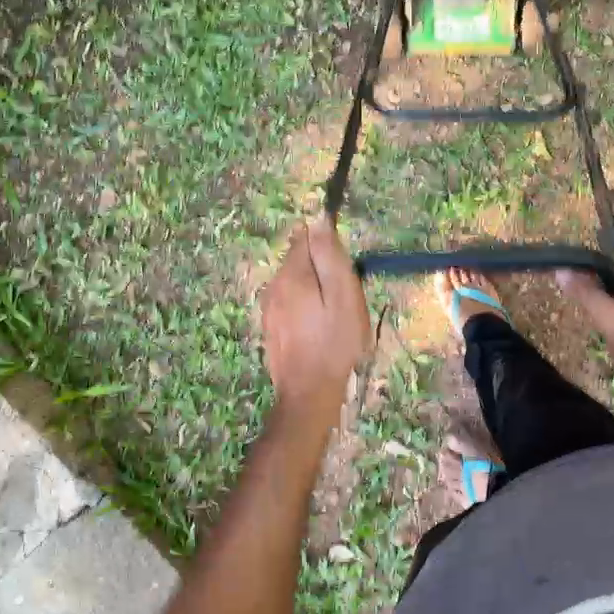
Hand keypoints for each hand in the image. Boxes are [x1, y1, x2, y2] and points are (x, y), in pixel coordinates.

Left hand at [261, 219, 370, 419]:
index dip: (328, 244)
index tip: (345, 266)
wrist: (309, 393)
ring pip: (294, 280)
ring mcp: (268, 308)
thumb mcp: (343, 295)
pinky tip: (318, 325)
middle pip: (299, 258)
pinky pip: (289, 300)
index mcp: (292, 274)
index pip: (306, 237)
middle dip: (321, 266)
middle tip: (344, 293)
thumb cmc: (335, 342)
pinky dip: (305, 303)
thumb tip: (318, 220)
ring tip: (333, 311)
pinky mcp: (271, 326)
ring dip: (313, 285)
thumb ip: (330, 256)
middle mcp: (273, 286)